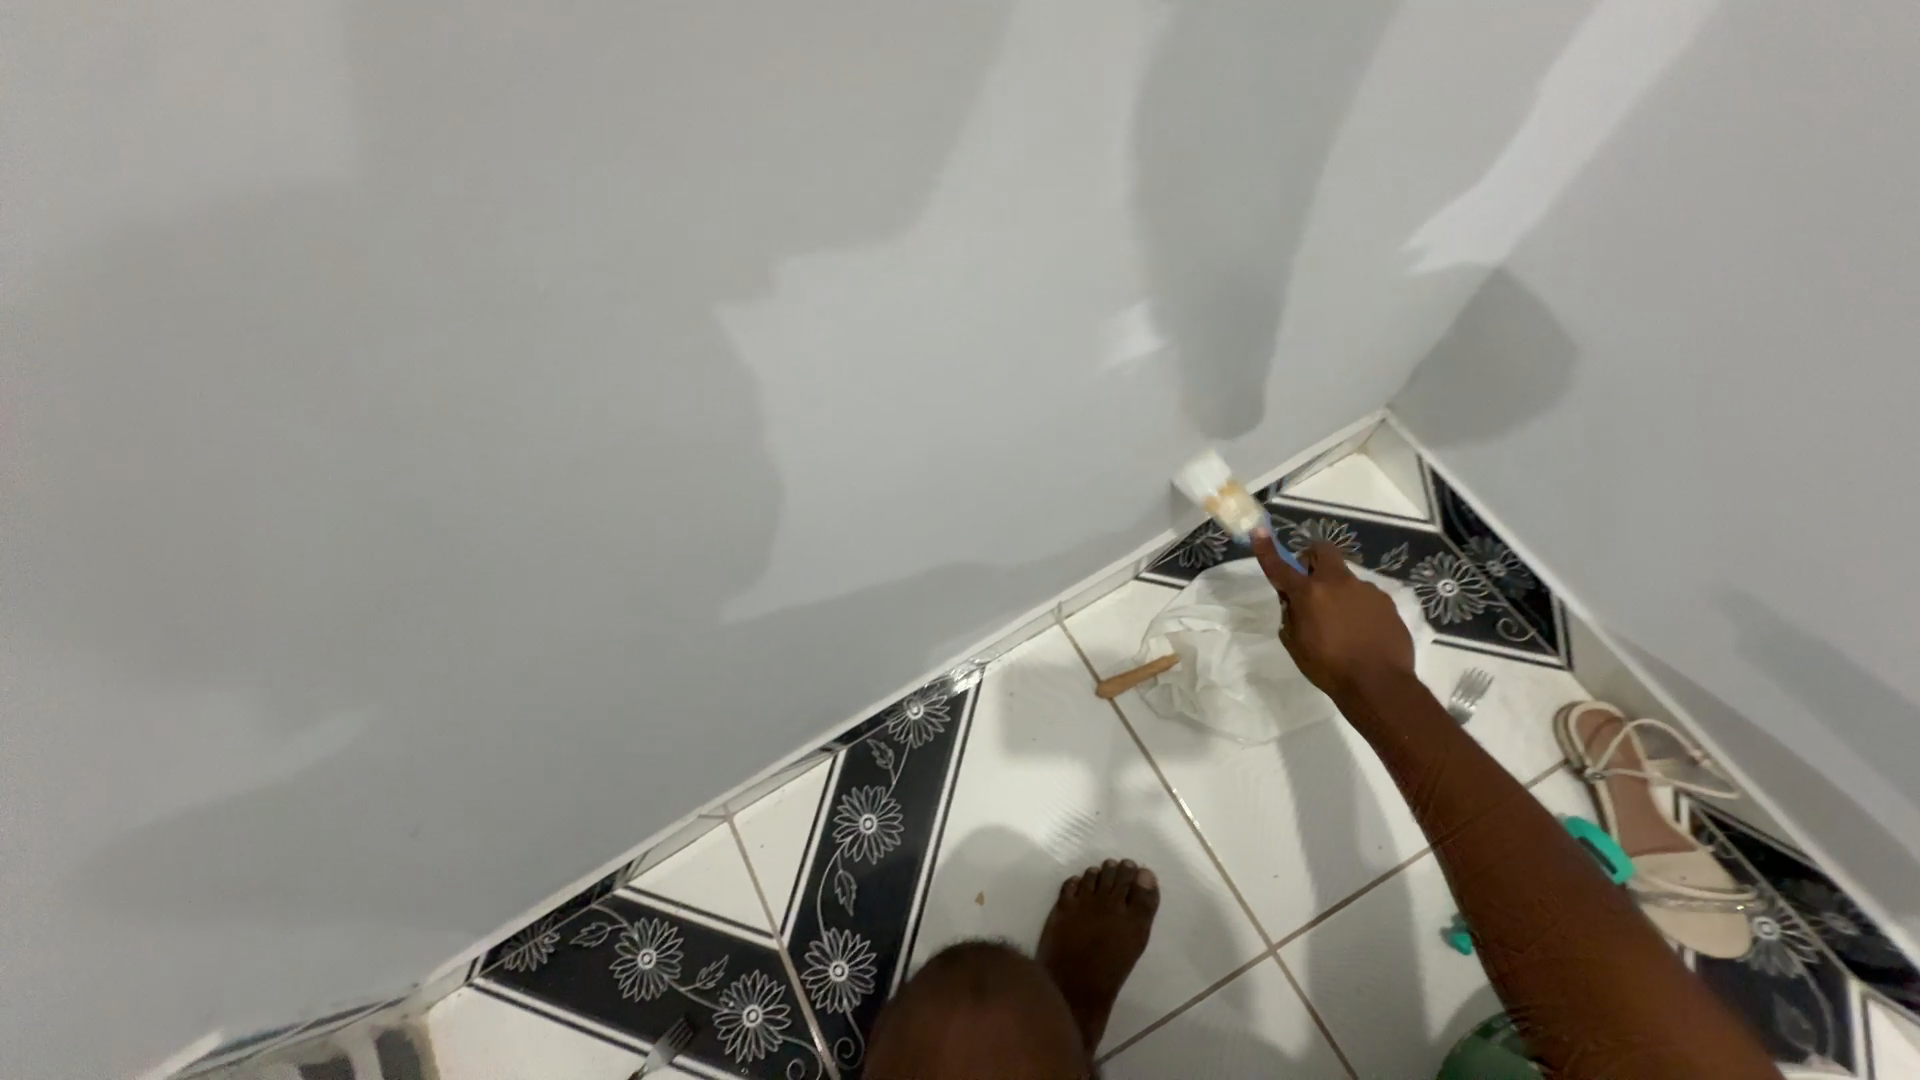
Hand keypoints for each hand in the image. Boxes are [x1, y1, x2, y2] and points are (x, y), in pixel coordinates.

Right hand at [1251, 531, 1413, 695]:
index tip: (1258, 531)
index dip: (1266, 548)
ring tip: (1341, 622)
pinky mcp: (1387, 602)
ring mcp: (1366, 590)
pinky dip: (1357, 607)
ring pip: (1345, 578)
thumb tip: (1293, 601)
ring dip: (1337, 590)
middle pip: (1322, 551)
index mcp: (1309, 594)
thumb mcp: (1295, 643)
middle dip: (1312, 558)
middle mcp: (1338, 583)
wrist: (1379, 685)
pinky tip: (1361, 631)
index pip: (1280, 567)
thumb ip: (1291, 615)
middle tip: (1310, 581)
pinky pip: (1365, 596)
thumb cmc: (1328, 667)